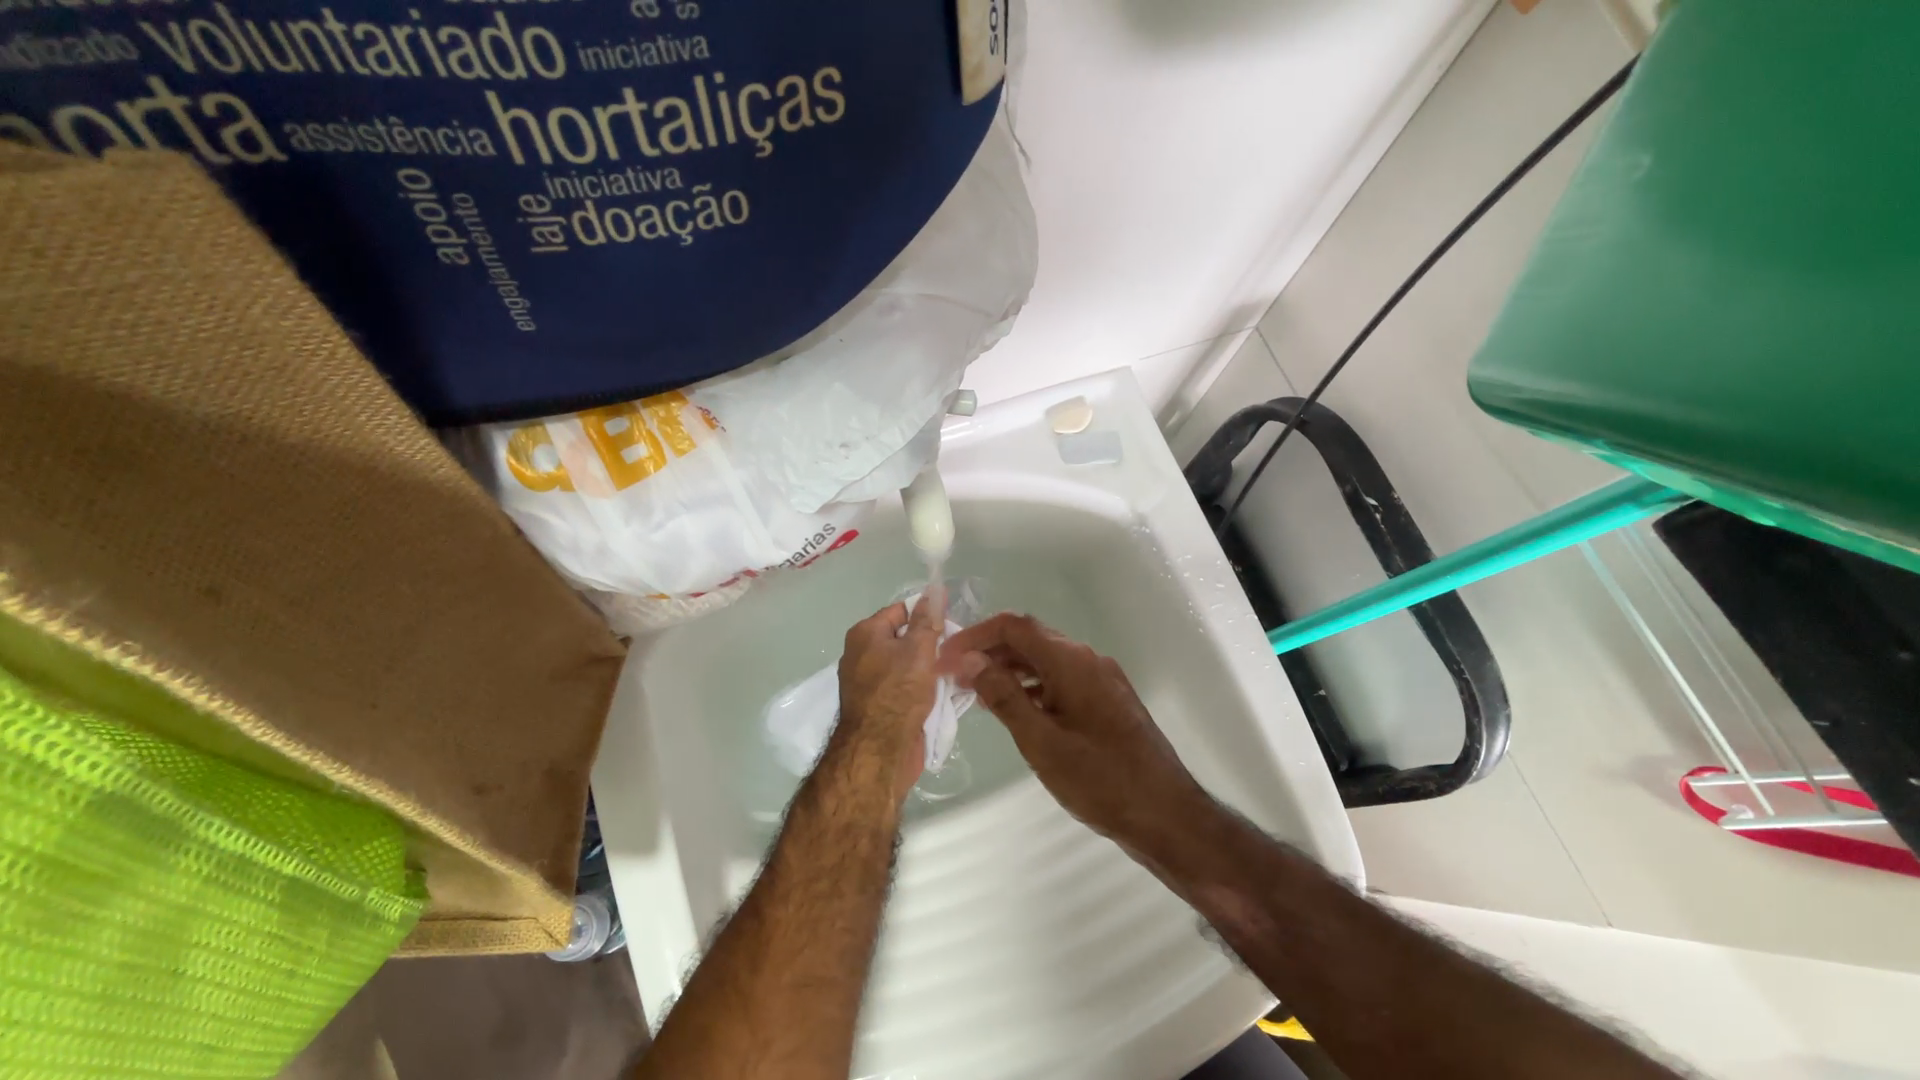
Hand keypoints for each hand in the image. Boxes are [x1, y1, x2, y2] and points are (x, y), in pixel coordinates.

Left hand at [831, 589, 945, 803]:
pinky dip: (924, 690)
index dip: (928, 615)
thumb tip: (934, 589)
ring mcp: (870, 682)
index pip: (901, 610)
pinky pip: (905, 688)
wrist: (880, 751)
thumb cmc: (898, 693)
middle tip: (961, 652)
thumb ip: (927, 620)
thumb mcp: (918, 650)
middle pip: (906, 639)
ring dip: (932, 670)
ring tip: (960, 672)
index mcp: (865, 634)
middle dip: (933, 645)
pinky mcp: (880, 706)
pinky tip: (947, 694)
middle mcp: (862, 654)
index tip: (954, 626)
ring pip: (909, 665)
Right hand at [937, 614, 1208, 843]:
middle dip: (988, 652)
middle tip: (952, 678)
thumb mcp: (1041, 742)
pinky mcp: (1106, 702)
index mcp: (1072, 662)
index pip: (1014, 627)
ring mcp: (1101, 680)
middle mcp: (1088, 661)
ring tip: (974, 696)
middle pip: (1029, 639)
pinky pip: (1060, 680)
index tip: (944, 659)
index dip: (975, 636)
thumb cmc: (1100, 780)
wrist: (1166, 815)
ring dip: (1008, 671)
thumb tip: (971, 661)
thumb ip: (1004, 697)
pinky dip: (1031, 688)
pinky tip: (1013, 711)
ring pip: (1045, 661)